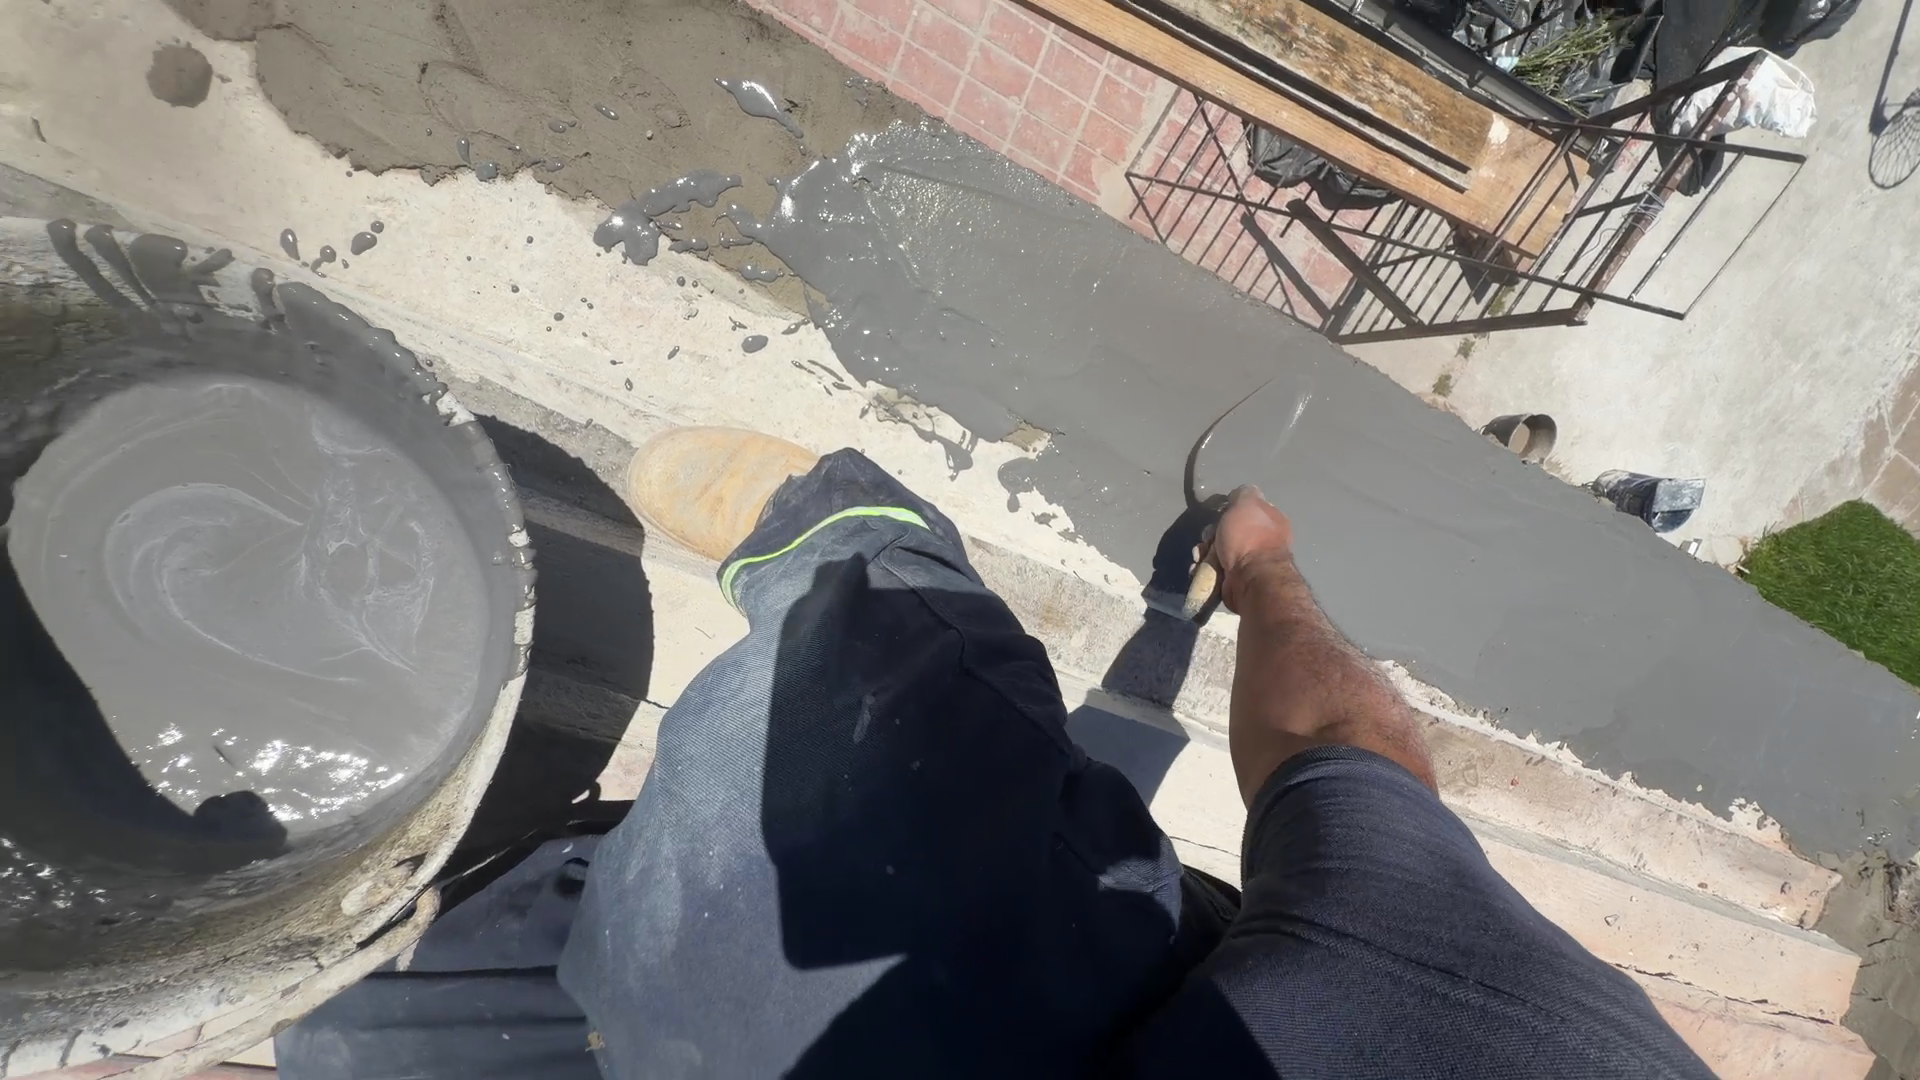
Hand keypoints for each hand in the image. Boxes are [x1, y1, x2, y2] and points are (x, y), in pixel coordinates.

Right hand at [1199, 486, 1292, 613]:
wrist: (1251, 578)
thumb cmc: (1249, 537)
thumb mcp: (1246, 504)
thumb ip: (1243, 493)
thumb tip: (1240, 493)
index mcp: (1270, 521)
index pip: (1245, 511)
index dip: (1229, 511)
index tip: (1219, 514)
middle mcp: (1261, 541)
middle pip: (1227, 532)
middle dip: (1211, 535)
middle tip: (1208, 539)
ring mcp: (1249, 562)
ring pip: (1217, 551)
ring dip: (1204, 552)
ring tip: (1200, 556)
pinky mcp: (1235, 580)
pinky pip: (1213, 569)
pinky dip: (1204, 568)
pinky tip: (1200, 568)